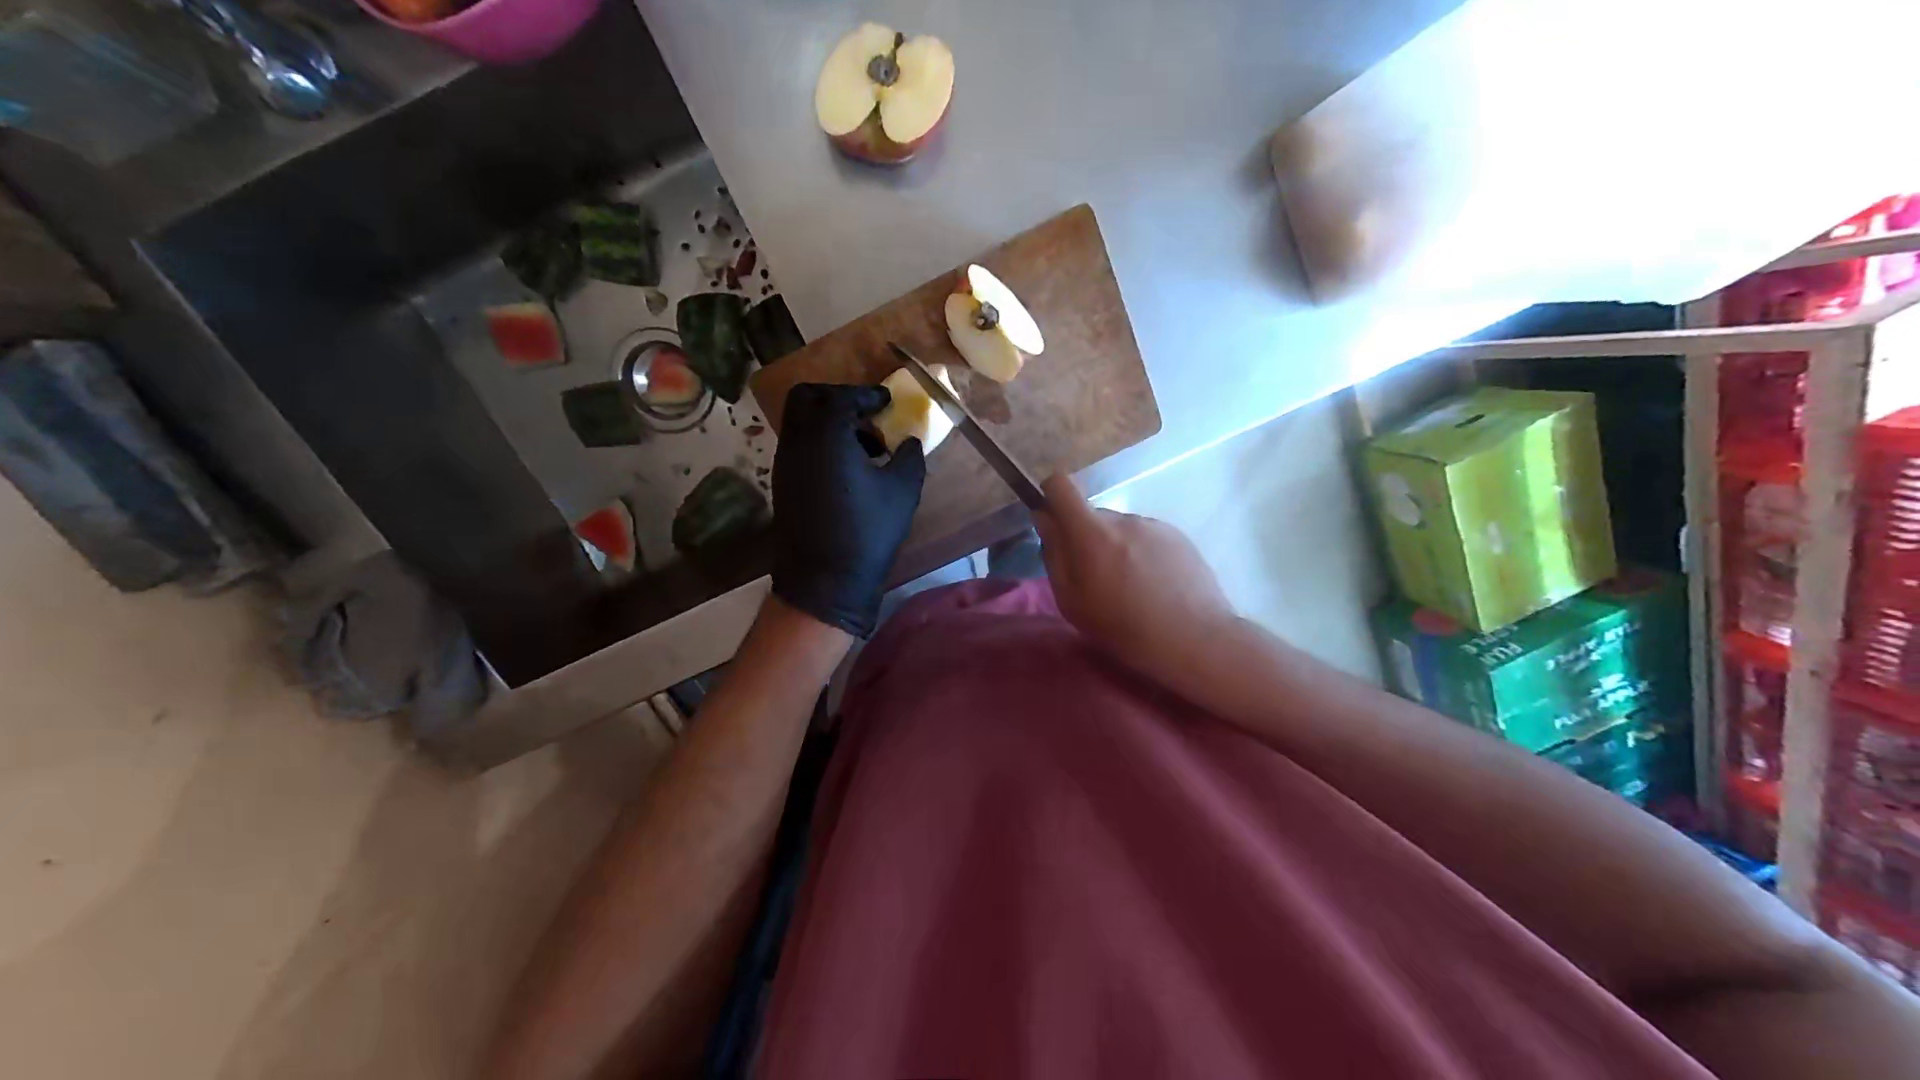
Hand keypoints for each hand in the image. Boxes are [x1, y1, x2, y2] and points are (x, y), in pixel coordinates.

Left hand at [771, 383, 925, 637]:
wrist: (825, 581)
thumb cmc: (868, 531)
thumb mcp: (902, 491)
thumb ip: (909, 457)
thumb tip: (909, 441)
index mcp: (827, 434)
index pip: (843, 397)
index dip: (867, 395)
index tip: (886, 400)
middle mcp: (798, 441)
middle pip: (806, 398)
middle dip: (836, 398)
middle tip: (865, 414)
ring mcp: (785, 463)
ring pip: (800, 423)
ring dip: (828, 423)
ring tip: (864, 447)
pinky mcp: (782, 484)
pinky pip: (799, 447)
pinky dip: (820, 444)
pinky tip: (848, 469)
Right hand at [1033, 474, 1235, 680]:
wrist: (1195, 639)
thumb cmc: (1124, 629)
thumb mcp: (1072, 602)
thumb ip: (1054, 554)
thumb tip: (1044, 519)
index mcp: (1093, 533)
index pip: (1061, 486)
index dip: (1051, 498)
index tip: (1054, 525)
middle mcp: (1124, 519)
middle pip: (1092, 516)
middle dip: (1086, 538)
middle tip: (1097, 579)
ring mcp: (1154, 525)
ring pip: (1121, 528)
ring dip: (1116, 548)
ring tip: (1131, 587)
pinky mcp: (1178, 535)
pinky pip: (1146, 537)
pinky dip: (1142, 554)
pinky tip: (1154, 585)